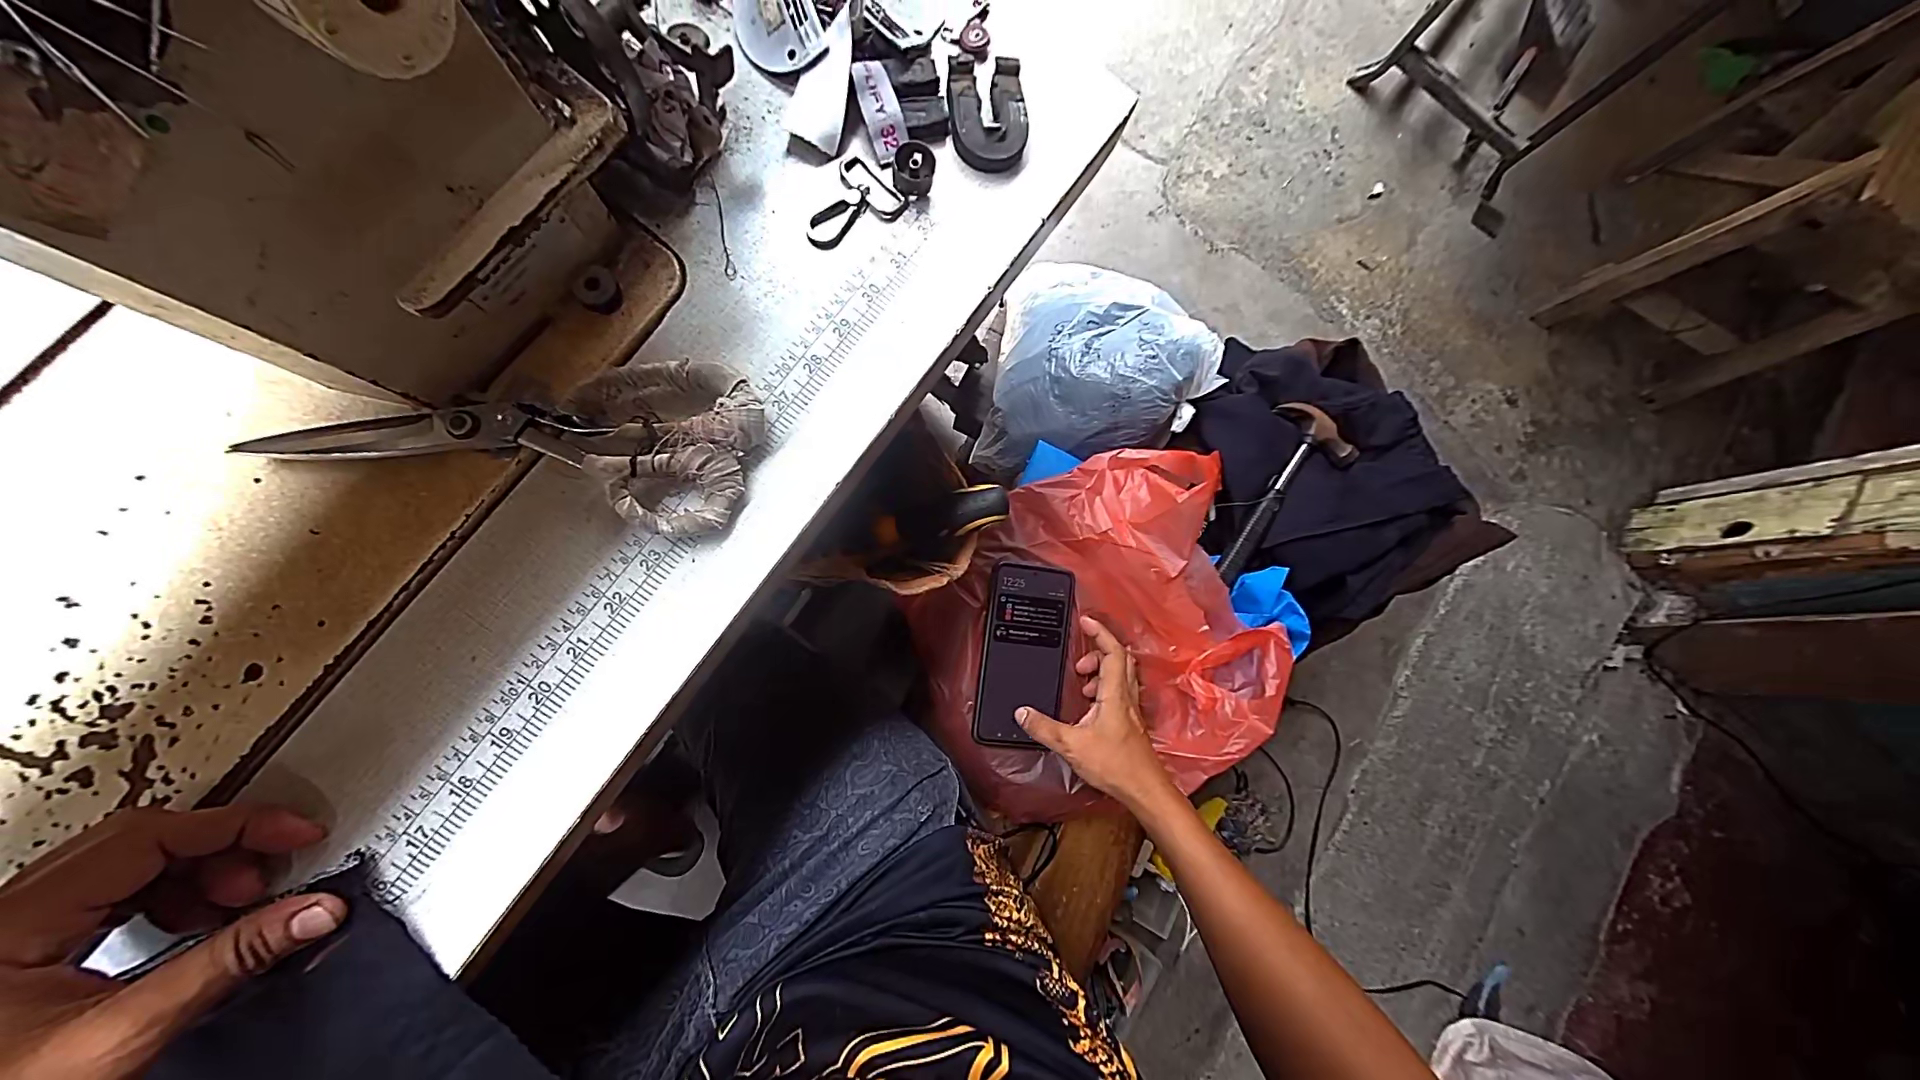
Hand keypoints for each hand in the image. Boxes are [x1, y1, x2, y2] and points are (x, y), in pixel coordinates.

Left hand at [0, 805, 346, 1079]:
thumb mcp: (124, 1034)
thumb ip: (227, 964)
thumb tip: (315, 912)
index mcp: (14, 922)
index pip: (154, 834)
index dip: (241, 825)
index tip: (301, 834)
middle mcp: (5, 916)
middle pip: (145, 841)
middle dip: (226, 849)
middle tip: (276, 871)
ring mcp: (9, 934)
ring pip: (130, 864)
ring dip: (203, 873)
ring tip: (240, 903)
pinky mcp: (21, 953)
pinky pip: (111, 894)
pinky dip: (172, 896)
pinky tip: (195, 922)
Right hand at [1015, 616, 1177, 812]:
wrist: (1144, 789)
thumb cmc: (1116, 766)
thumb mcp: (1071, 745)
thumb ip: (1044, 727)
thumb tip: (1022, 712)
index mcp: (1115, 694)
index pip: (1112, 652)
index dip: (1100, 633)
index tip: (1085, 622)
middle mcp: (1126, 697)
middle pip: (1120, 660)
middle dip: (1099, 651)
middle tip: (1079, 661)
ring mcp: (1131, 710)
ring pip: (1121, 676)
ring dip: (1101, 671)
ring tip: (1082, 684)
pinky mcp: (1130, 723)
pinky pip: (1120, 693)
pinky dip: (1105, 689)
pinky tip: (1091, 706)